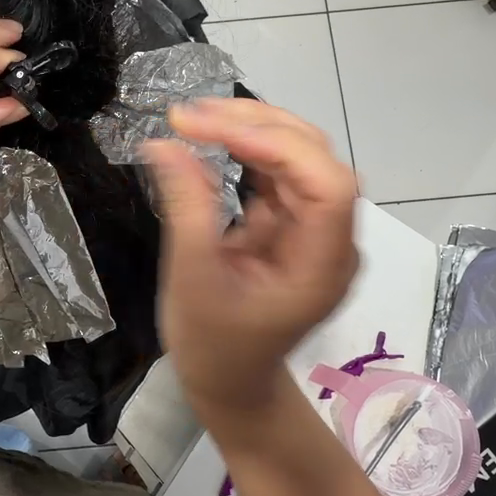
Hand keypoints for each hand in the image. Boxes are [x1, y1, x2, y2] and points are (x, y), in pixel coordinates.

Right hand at [144, 99, 360, 418]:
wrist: (229, 382)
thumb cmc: (213, 346)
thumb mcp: (193, 280)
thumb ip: (186, 207)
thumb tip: (163, 143)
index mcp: (323, 266)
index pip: (324, 185)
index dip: (275, 146)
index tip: (210, 130)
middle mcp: (331, 240)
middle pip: (314, 159)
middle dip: (257, 125)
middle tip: (191, 113)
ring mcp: (314, 230)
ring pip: (297, 157)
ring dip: (250, 129)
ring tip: (196, 117)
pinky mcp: (292, 225)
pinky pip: (277, 174)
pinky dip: (245, 150)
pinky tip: (211, 137)